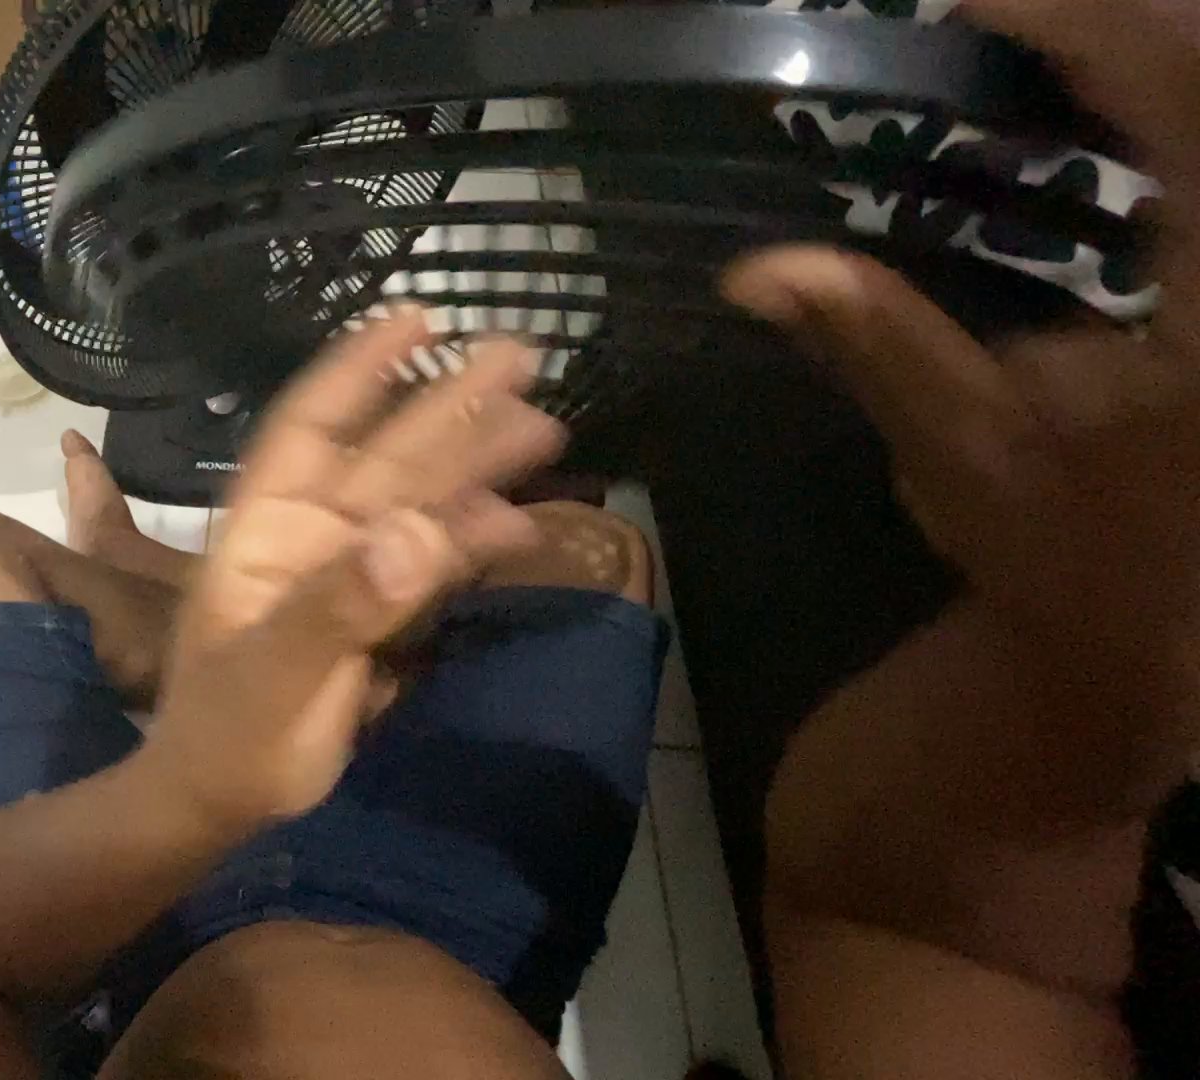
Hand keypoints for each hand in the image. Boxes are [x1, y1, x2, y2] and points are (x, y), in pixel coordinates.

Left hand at [137, 311, 563, 829]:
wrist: (224, 793)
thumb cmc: (227, 732)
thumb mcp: (271, 673)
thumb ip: (336, 607)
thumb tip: (418, 535)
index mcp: (267, 526)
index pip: (310, 426)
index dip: (359, 368)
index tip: (413, 319)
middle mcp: (310, 531)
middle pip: (386, 456)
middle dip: (447, 407)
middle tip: (519, 357)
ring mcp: (347, 568)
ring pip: (418, 500)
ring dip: (476, 466)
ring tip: (544, 430)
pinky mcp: (377, 607)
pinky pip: (432, 559)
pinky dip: (472, 540)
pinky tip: (519, 523)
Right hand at [721, 0, 1199, 660]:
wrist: (1164, 633)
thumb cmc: (1065, 551)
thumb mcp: (957, 442)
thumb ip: (871, 337)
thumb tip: (755, 270)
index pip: (1191, 86)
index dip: (1088, 19)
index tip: (977, 5)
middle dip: (1134, 29)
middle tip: (1018, 30)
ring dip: (1158, 75)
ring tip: (1057, 66)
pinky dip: (1173, 127)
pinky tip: (1121, 135)